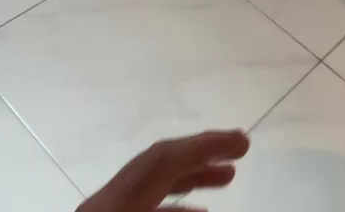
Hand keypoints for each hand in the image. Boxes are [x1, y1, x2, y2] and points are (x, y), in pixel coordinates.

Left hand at [77, 130, 250, 211]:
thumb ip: (176, 210)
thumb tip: (209, 204)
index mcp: (117, 203)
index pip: (164, 160)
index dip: (204, 146)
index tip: (241, 140)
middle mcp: (106, 198)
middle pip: (158, 159)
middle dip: (201, 150)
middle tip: (241, 146)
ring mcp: (102, 207)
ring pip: (151, 179)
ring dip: (191, 175)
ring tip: (229, 176)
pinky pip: (142, 201)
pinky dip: (173, 204)